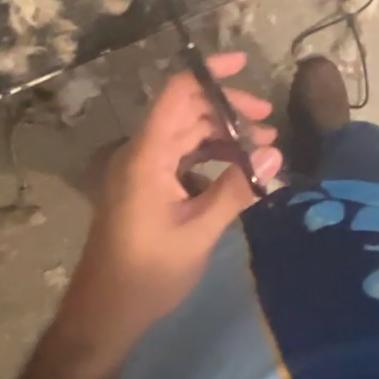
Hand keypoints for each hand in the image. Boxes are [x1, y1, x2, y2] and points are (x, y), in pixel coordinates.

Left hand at [69, 53, 281, 332]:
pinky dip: (211, 156)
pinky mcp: (146, 187)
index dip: (210, 73)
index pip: (178, 93)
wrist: (103, 314)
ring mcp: (142, 170)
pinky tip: (239, 170)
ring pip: (187, 134)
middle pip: (187, 111)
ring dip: (223, 135)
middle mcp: (142, 153)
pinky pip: (181, 156)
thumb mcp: (199, 232)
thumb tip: (275, 156)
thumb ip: (236, 190)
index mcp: (147, 154)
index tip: (245, 64)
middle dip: (229, 110)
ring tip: (264, 149)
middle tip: (268, 124)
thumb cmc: (147, 273)